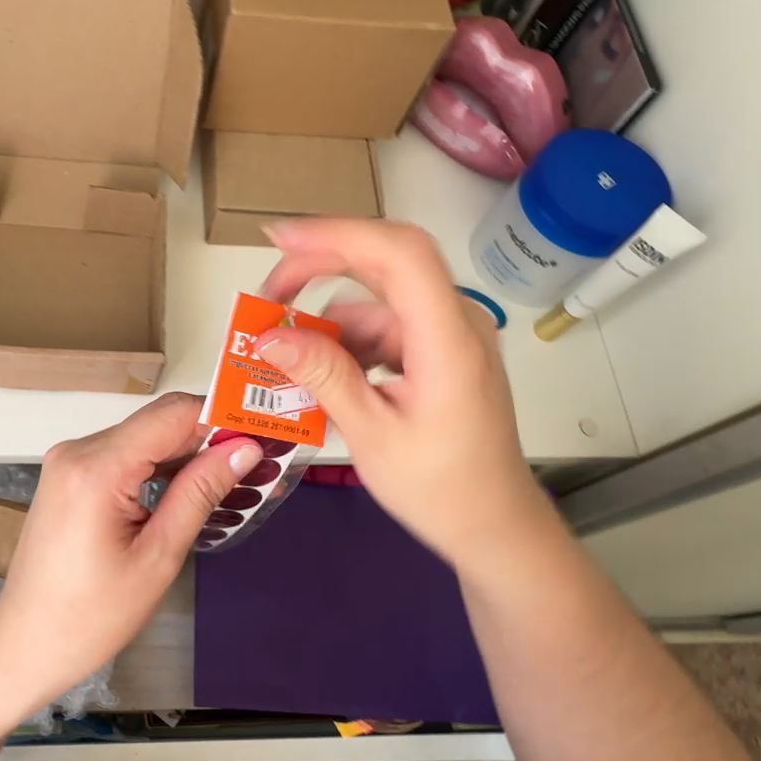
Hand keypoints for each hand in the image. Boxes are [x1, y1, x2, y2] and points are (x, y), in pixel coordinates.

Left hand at [0, 393, 261, 717]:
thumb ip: (199, 492)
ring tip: (231, 479)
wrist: (27, 642)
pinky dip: (157, 466)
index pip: (172, 414)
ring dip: (185, 452)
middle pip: (157, 422)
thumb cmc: (93, 614)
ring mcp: (68, 461)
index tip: (264, 434)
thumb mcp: (158, 556)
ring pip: (142, 437)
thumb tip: (243, 449)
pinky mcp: (68, 477)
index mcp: (96, 467)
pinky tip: (188, 488)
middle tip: (257, 463)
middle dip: (208, 436)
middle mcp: (77, 450)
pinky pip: (122, 455)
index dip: (222, 416)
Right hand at [255, 219, 549, 562]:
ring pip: (377, 303)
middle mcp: (456, 321)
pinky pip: (386, 329)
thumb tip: (269, 338)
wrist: (492, 524)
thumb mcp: (372, 434)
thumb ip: (323, 377)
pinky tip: (321, 379)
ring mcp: (451, 334)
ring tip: (286, 363)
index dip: (337, 235)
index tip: (279, 240)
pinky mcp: (441, 351)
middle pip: (385, 264)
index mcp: (447, 339)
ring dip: (330, 325)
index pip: (399, 255)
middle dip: (319, 271)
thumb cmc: (439, 488)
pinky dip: (349, 345)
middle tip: (267, 300)